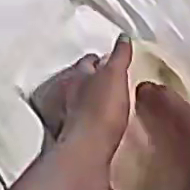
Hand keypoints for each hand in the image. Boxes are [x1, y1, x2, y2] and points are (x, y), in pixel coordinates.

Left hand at [34, 38, 133, 157]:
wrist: (85, 153)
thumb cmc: (100, 109)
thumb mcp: (115, 76)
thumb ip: (119, 56)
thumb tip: (123, 36)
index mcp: (79, 72)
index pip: (90, 60)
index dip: (101, 60)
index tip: (112, 63)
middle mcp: (67, 90)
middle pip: (81, 80)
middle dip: (93, 81)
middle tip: (109, 85)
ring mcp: (66, 116)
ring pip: (78, 102)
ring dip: (88, 103)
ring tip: (105, 108)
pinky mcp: (69, 139)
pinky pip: (79, 125)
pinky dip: (86, 124)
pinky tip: (97, 129)